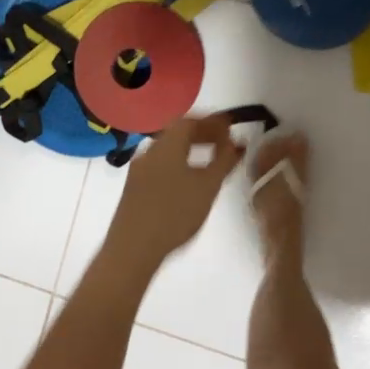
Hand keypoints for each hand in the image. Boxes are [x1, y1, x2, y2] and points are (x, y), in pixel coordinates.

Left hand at [107, 115, 244, 263]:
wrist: (132, 248)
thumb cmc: (175, 214)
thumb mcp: (208, 187)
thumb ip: (225, 161)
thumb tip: (237, 143)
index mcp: (167, 146)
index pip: (189, 120)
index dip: (212, 122)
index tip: (230, 128)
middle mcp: (149, 152)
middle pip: (177, 133)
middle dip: (202, 134)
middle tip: (223, 143)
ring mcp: (138, 171)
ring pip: (167, 150)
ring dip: (190, 149)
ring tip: (210, 162)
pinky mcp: (134, 189)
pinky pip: (160, 165)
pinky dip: (178, 163)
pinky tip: (188, 181)